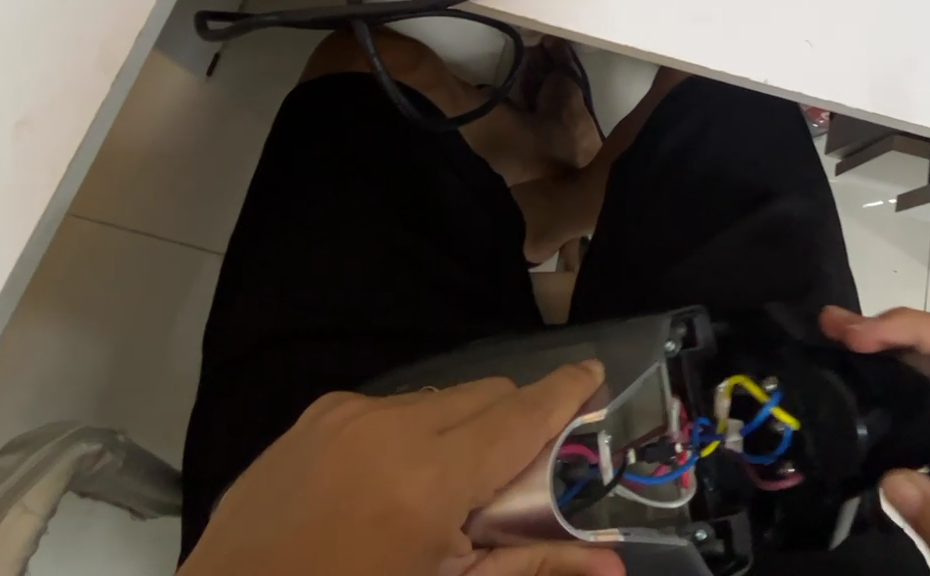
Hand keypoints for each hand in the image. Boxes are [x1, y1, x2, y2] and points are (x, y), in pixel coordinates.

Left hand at [179, 361, 624, 575]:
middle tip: (519, 475)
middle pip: (488, 393)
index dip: (565, 392)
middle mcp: (389, 425)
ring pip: (443, 396)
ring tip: (447, 489)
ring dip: (464, 427)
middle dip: (516, 420)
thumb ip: (532, 571)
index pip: (520, 415)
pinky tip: (392, 483)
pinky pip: (394, 404)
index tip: (595, 374)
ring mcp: (346, 413)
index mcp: (425, 480)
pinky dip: (415, 430)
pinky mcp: (316, 413)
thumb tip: (612, 563)